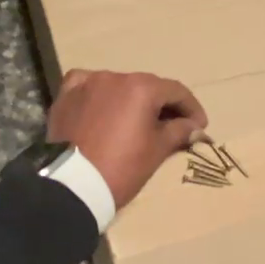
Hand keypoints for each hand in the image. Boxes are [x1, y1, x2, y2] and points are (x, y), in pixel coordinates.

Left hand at [46, 69, 207, 206]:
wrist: (72, 187)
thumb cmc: (122, 168)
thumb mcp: (157, 151)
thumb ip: (179, 132)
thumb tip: (195, 127)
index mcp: (141, 87)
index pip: (175, 91)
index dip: (191, 108)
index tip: (199, 126)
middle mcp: (113, 77)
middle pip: (146, 87)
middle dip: (161, 105)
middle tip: (172, 127)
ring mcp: (86, 85)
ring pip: (117, 87)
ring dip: (130, 101)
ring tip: (138, 122)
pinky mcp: (65, 97)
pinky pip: (87, 88)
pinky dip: (99, 95)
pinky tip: (103, 106)